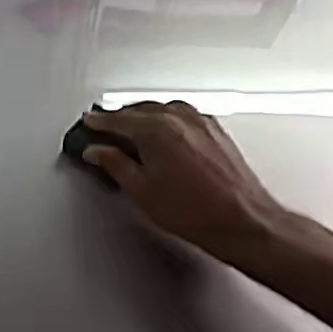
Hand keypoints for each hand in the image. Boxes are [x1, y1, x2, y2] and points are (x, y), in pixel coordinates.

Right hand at [81, 102, 287, 257]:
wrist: (243, 222)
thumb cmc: (198, 211)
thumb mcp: (138, 189)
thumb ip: (113, 164)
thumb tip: (98, 152)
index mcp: (155, 130)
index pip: (116, 119)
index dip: (97, 122)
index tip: (89, 123)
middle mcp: (179, 121)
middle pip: (139, 109)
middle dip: (119, 118)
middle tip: (104, 129)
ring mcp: (202, 125)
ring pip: (162, 109)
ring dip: (143, 115)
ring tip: (131, 130)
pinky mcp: (217, 133)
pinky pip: (183, 115)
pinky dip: (166, 119)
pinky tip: (162, 132)